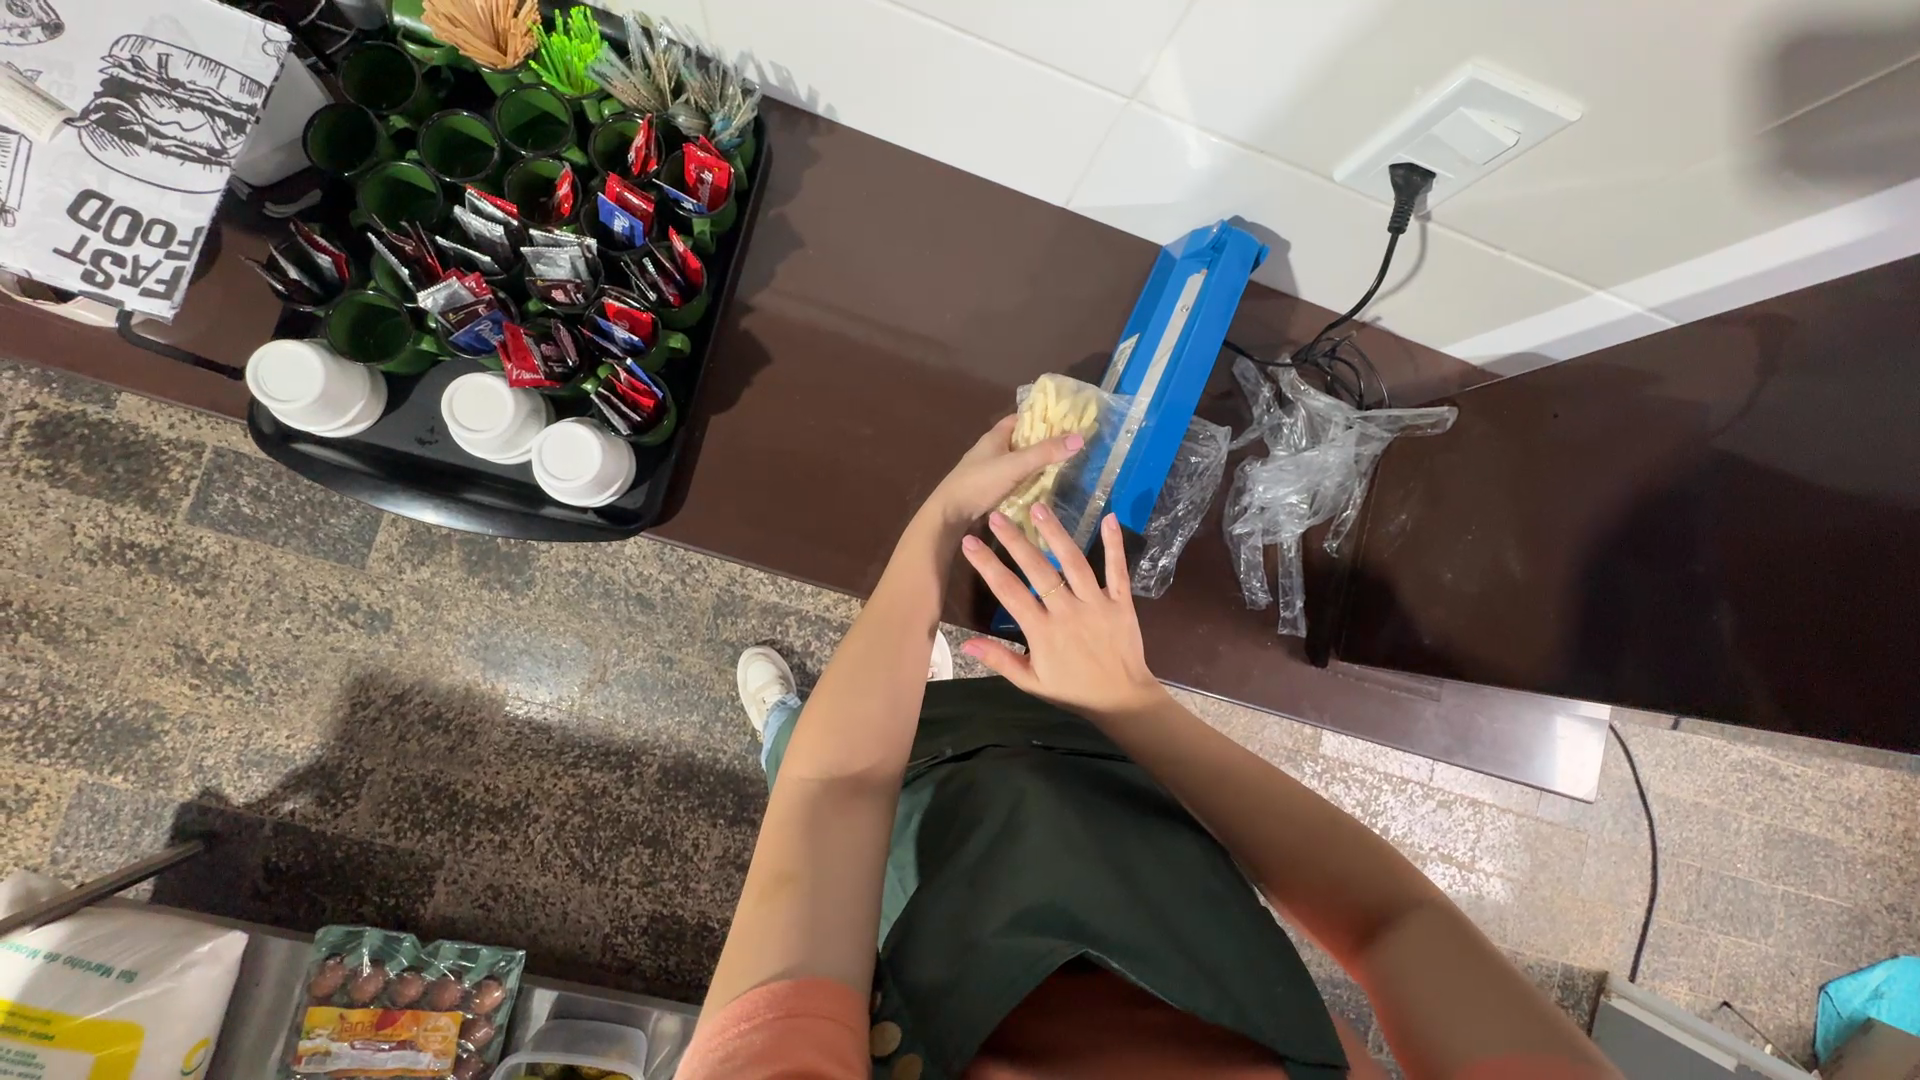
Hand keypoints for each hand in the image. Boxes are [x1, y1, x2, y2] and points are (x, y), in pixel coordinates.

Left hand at [923, 416, 1083, 529]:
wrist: (949, 515)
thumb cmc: (979, 483)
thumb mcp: (1015, 466)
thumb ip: (1045, 453)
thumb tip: (1079, 438)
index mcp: (995, 437)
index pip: (1020, 418)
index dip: (1040, 417)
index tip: (1064, 420)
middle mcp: (991, 450)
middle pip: (1021, 441)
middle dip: (1042, 442)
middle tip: (1070, 446)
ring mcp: (989, 471)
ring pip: (1017, 462)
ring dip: (1035, 464)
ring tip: (1063, 468)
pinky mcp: (988, 491)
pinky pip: (1013, 481)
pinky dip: (1027, 482)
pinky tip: (1043, 490)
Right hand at [959, 502, 1166, 719]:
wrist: (1121, 700)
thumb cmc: (1071, 691)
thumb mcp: (1031, 682)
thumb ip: (999, 660)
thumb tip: (965, 643)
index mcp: (1042, 631)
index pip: (1009, 591)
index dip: (987, 565)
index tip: (970, 542)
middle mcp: (1067, 612)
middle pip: (1038, 570)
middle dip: (1015, 541)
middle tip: (998, 515)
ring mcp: (1097, 604)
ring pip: (1074, 563)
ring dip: (1056, 534)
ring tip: (1040, 508)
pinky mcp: (1121, 602)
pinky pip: (1117, 570)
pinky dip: (1114, 545)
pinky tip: (1108, 518)